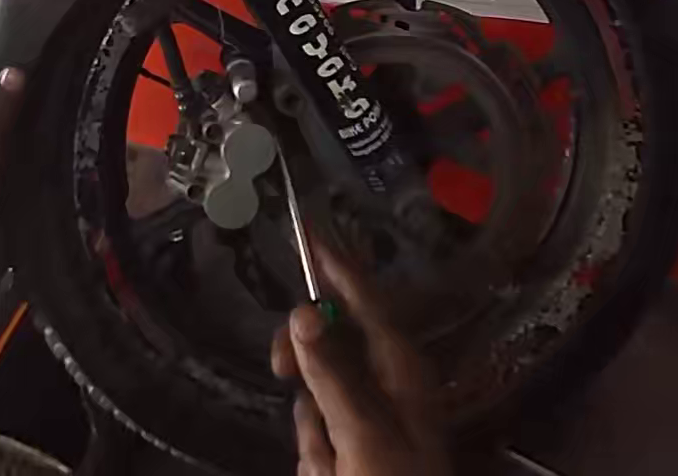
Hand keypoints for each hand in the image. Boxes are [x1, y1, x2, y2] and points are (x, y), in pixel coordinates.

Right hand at [270, 242, 451, 475]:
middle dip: (305, 361)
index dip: (334, 260)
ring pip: (315, 392)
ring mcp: (367, 415)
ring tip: (335, 470)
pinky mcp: (351, 446)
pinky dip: (317, 457)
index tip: (305, 227)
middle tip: (278, 366)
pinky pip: (316, 431)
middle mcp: (384, 380)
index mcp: (398, 364)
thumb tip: (302, 312)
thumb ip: (330, 372)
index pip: (362, 295)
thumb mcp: (363, 435)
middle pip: (329, 338)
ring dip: (315, 431)